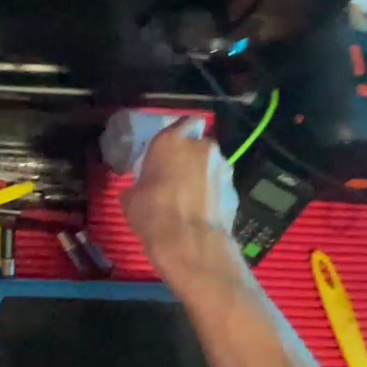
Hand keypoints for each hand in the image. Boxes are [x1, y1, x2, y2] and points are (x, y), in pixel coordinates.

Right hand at [121, 119, 241, 282]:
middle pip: (200, 145)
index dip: (180, 134)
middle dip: (192, 157)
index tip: (171, 149)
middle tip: (178, 176)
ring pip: (213, 165)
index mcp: (171, 141)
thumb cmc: (152, 214)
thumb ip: (140, 184)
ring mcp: (223, 168)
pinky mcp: (235, 190)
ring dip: (204, 176)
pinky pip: (220, 187)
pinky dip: (213, 195)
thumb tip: (139, 190)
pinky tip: (202, 212)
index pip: (183, 122)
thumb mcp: (131, 198)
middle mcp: (202, 147)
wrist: (189, 243)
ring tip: (191, 198)